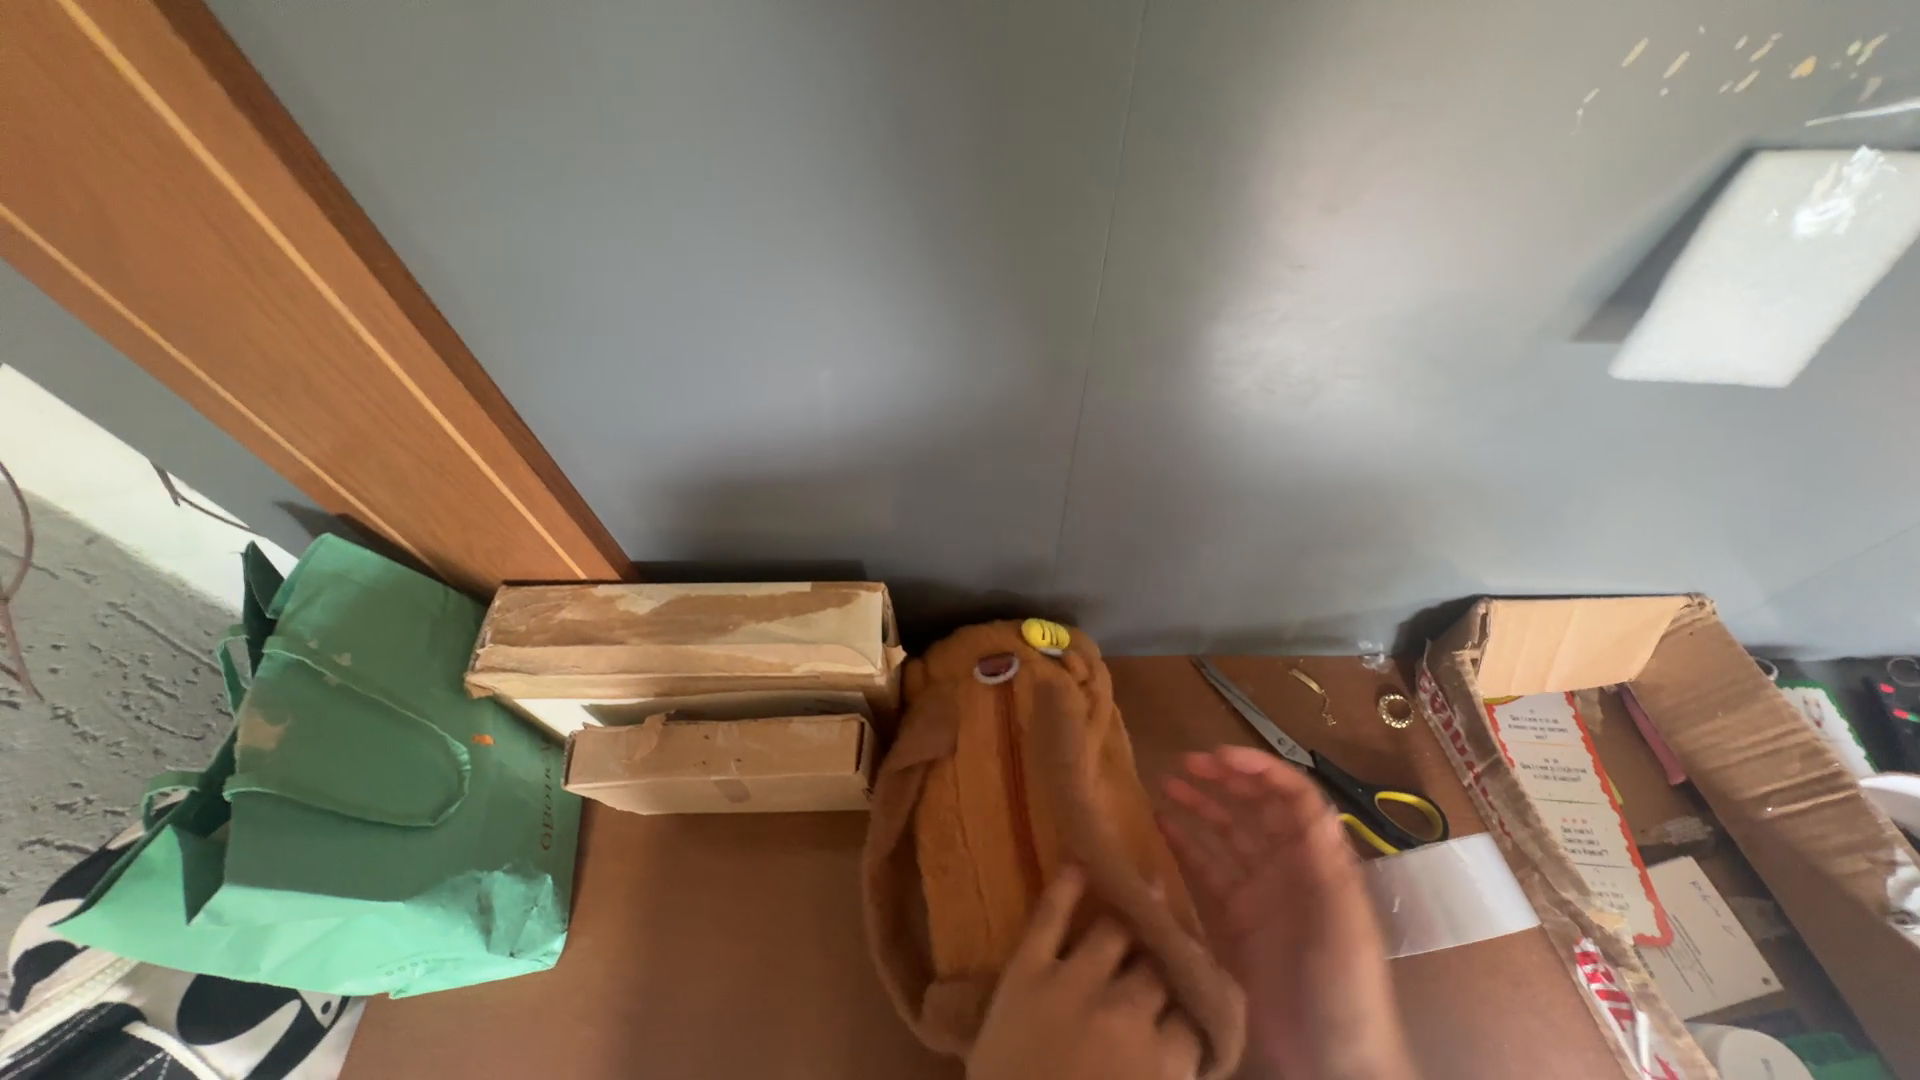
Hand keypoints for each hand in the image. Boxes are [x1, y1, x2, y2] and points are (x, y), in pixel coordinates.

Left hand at [968, 866, 1203, 1079]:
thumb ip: (1174, 1072)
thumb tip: (1191, 1037)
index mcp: (1162, 1064)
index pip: (1196, 1014)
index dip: (1199, 998)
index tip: (1200, 986)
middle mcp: (1125, 1015)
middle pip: (1160, 966)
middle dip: (1169, 953)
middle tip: (1172, 939)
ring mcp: (1072, 986)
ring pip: (1115, 932)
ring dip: (1134, 913)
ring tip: (1146, 889)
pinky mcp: (1025, 971)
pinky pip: (1049, 917)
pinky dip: (1065, 887)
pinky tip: (1080, 865)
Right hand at [1160, 746, 1415, 1079]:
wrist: (1331, 1063)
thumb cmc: (1346, 991)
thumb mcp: (1343, 926)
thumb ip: (1323, 866)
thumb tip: (1309, 806)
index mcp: (1320, 861)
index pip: (1293, 798)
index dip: (1259, 770)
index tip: (1219, 756)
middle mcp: (1290, 867)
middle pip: (1256, 808)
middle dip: (1224, 780)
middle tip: (1183, 763)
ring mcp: (1262, 893)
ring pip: (1228, 833)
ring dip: (1201, 805)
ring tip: (1166, 784)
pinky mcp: (1237, 920)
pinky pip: (1209, 871)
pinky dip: (1186, 845)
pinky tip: (1161, 826)